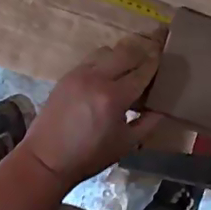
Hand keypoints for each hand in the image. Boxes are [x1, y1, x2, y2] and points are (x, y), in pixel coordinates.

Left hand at [17, 36, 165, 185]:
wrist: (46, 158)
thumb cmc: (90, 155)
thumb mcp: (126, 144)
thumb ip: (148, 124)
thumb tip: (163, 109)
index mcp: (114, 97)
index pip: (141, 72)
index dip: (155, 65)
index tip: (164, 60)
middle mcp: (97, 79)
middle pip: (126, 52)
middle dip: (142, 53)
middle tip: (152, 56)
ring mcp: (79, 74)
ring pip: (107, 51)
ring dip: (121, 55)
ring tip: (129, 65)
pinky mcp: (67, 75)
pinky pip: (91, 59)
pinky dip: (104, 61)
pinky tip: (108, 73)